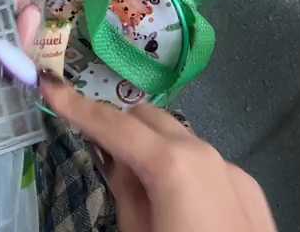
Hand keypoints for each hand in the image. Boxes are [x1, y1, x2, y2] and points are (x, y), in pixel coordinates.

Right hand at [41, 77, 276, 231]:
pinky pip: (207, 166)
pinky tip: (187, 213)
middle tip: (102, 160)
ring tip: (145, 195)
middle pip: (148, 119)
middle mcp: (203, 152)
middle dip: (120, 129)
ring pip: (179, 139)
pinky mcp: (249, 187)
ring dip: (154, 152)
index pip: (113, 125)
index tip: (49, 85)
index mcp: (170, 164)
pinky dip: (185, 174)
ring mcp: (231, 167)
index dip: (77, 106)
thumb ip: (125, 193)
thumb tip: (118, 162)